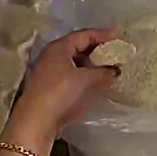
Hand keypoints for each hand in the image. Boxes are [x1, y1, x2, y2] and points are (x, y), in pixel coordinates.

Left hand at [6, 30, 118, 150]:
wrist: (36, 120)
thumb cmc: (62, 93)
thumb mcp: (87, 80)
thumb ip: (104, 72)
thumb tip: (116, 69)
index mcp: (60, 47)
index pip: (85, 35)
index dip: (103, 35)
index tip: (120, 37)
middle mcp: (52, 55)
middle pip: (78, 47)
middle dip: (98, 49)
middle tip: (116, 52)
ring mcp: (48, 70)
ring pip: (74, 61)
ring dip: (92, 63)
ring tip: (108, 67)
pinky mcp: (49, 86)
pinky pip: (71, 73)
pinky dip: (84, 74)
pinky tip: (94, 81)